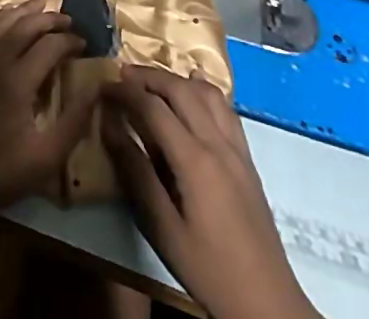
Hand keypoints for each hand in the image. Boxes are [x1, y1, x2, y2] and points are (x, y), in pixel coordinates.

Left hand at [0, 0, 96, 223]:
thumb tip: (97, 87)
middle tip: (69, 21)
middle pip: (25, 25)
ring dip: (23, 11)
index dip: (70, 40)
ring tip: (41, 5)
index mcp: (17, 81)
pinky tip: (4, 19)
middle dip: (51, 19)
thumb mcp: (48, 157)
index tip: (84, 45)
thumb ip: (76, 119)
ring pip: (0, 23)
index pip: (50, 45)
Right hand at [103, 65, 320, 318]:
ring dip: (178, 78)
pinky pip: (226, 107)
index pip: (155, 108)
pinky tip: (195, 89)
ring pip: (208, 92)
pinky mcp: (247, 155)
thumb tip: (111, 127)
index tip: (104, 85)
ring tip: (153, 80)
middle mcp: (218, 142)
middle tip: (123, 74)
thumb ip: (136, 173)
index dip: (127, 92)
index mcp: (195, 160)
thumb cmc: (206, 266)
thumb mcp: (161, 227)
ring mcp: (237, 146)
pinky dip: (205, 90)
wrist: (263, 294)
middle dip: (151, 76)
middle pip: (182, 90)